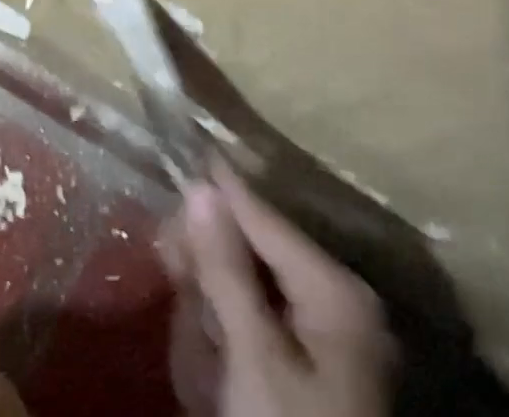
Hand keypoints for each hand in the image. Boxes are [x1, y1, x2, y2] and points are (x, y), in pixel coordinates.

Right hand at [160, 165, 393, 416]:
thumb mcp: (252, 355)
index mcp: (334, 290)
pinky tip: (215, 357)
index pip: (266, 219)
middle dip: (211, 256)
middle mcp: (338, 299)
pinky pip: (260, 317)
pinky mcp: (313, 357)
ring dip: (216, 297)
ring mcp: (329, 330)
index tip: (189, 151)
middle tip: (169, 260)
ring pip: (253, 283)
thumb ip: (226, 270)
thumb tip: (203, 190)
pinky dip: (230, 326)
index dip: (223, 189)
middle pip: (257, 250)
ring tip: (199, 340)